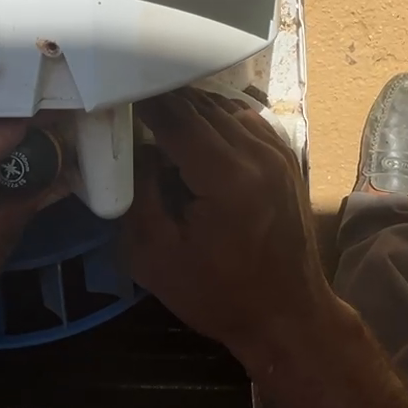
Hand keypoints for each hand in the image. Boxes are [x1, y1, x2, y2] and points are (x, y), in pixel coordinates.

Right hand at [124, 89, 339, 363]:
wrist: (288, 315)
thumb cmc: (218, 295)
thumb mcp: (156, 257)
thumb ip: (141, 195)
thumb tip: (138, 147)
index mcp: (228, 178)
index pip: (179, 120)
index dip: (146, 102)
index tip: (118, 92)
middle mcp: (258, 154)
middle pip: (202, 107)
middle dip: (165, 100)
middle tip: (131, 98)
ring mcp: (277, 151)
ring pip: (224, 107)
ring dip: (190, 106)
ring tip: (158, 114)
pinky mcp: (286, 155)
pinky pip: (244, 118)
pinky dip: (216, 116)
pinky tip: (196, 130)